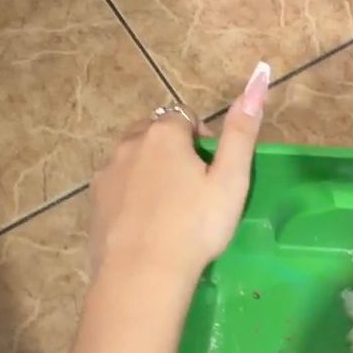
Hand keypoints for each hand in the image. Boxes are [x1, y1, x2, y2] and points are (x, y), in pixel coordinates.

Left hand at [89, 63, 268, 286]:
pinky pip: (119, 187)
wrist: (143, 275)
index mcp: (164, 134)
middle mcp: (128, 145)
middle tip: (197, 189)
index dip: (202, 139)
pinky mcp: (94, 203)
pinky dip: (133, 196)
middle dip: (174, 150)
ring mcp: (106, 174)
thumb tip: (258, 77)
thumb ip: (243, 131)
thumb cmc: (196, 225)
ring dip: (152, 172)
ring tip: (173, 210)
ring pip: (134, 160)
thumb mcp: (231, 179)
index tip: (213, 170)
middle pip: (155, 133)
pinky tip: (150, 225)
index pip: (184, 116)